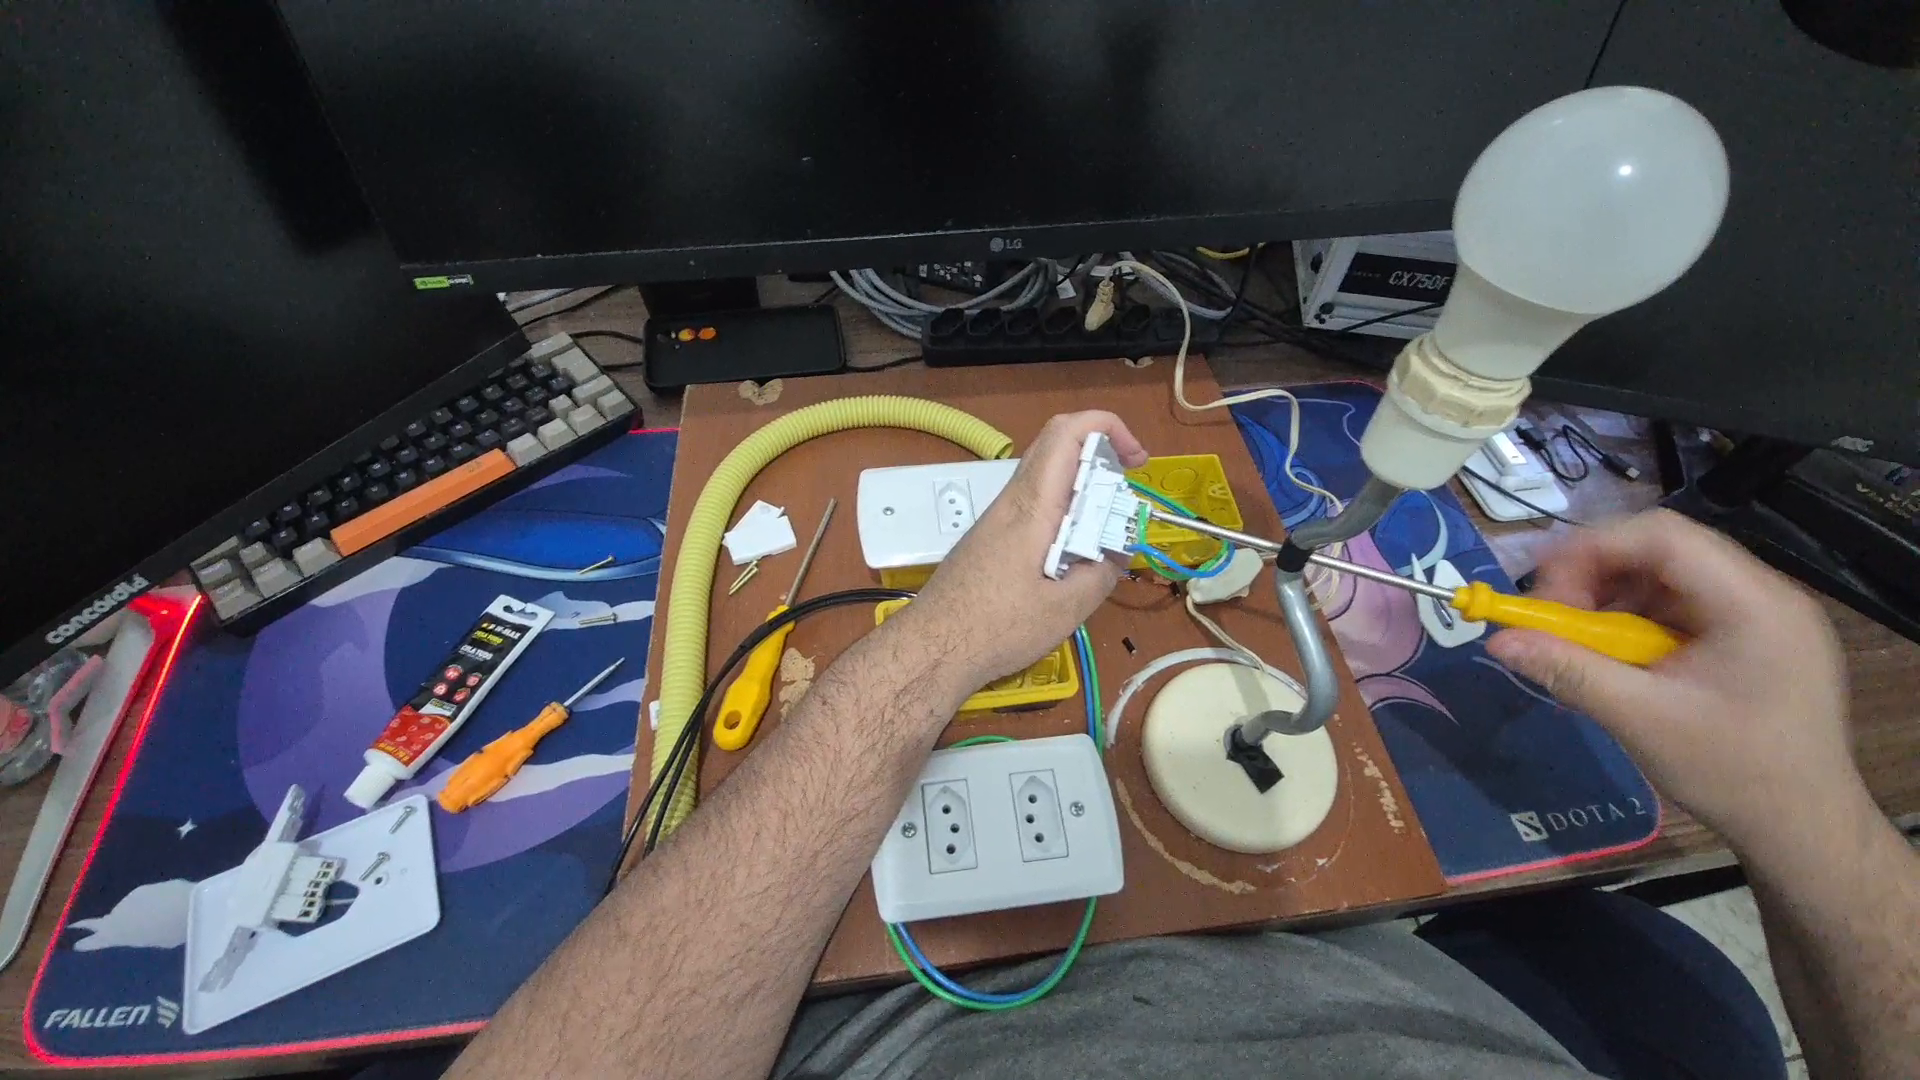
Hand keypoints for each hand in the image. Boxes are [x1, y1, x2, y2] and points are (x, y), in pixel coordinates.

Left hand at [902, 411, 1147, 688]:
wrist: (931, 648)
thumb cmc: (995, 629)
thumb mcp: (1063, 611)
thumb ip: (1098, 576)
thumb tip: (1113, 557)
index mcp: (1031, 506)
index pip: (1066, 434)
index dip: (1107, 428)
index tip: (1136, 460)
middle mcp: (1012, 502)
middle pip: (1056, 449)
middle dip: (1101, 458)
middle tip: (1124, 499)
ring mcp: (997, 520)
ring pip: (1046, 481)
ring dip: (1083, 494)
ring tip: (1104, 537)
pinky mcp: (991, 540)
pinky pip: (1034, 509)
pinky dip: (1063, 518)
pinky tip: (1072, 559)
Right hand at [1485, 509, 1858, 856]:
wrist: (1802, 826)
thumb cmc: (1733, 771)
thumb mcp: (1640, 719)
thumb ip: (1567, 671)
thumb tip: (1496, 641)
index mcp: (1753, 605)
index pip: (1663, 536)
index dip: (1590, 549)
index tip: (1543, 592)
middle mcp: (1758, 594)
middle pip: (1655, 548)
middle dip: (1589, 573)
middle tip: (1550, 618)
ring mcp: (1750, 613)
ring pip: (1654, 573)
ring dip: (1600, 596)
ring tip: (1572, 639)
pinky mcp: (1736, 633)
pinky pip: (1664, 601)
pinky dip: (1619, 617)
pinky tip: (1604, 653)